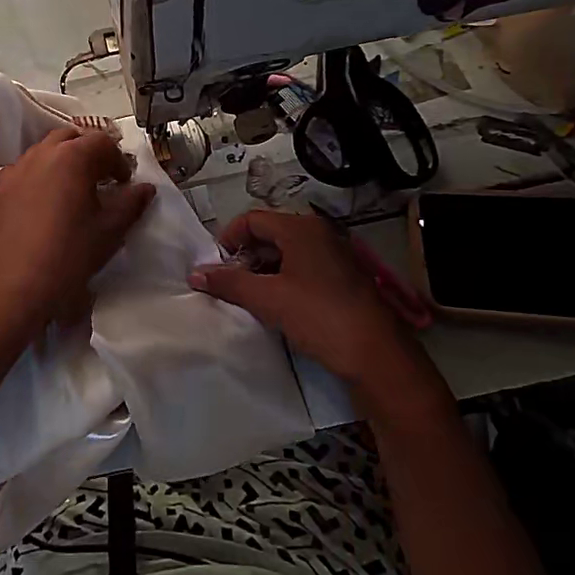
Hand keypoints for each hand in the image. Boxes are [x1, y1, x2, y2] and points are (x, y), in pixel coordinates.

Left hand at [0, 126, 156, 333]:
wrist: (21, 283)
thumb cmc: (72, 253)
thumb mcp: (111, 229)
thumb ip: (131, 202)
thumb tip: (145, 188)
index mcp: (73, 157)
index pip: (102, 143)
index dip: (118, 160)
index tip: (123, 182)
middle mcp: (42, 154)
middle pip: (70, 138)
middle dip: (88, 152)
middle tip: (100, 178)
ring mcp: (16, 169)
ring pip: (44, 151)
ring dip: (63, 160)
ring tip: (72, 188)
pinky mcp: (0, 188)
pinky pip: (24, 170)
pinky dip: (39, 175)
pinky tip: (44, 201)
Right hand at [188, 210, 426, 391]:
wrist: (377, 355)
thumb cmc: (320, 316)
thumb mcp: (269, 299)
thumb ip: (230, 283)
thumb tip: (196, 273)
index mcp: (302, 228)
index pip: (253, 219)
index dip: (229, 239)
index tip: (215, 266)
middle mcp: (320, 234)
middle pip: (270, 234)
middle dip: (245, 256)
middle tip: (229, 283)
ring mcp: (334, 256)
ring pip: (287, 253)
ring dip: (263, 270)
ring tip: (249, 297)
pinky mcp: (343, 278)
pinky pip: (303, 268)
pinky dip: (283, 280)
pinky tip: (276, 305)